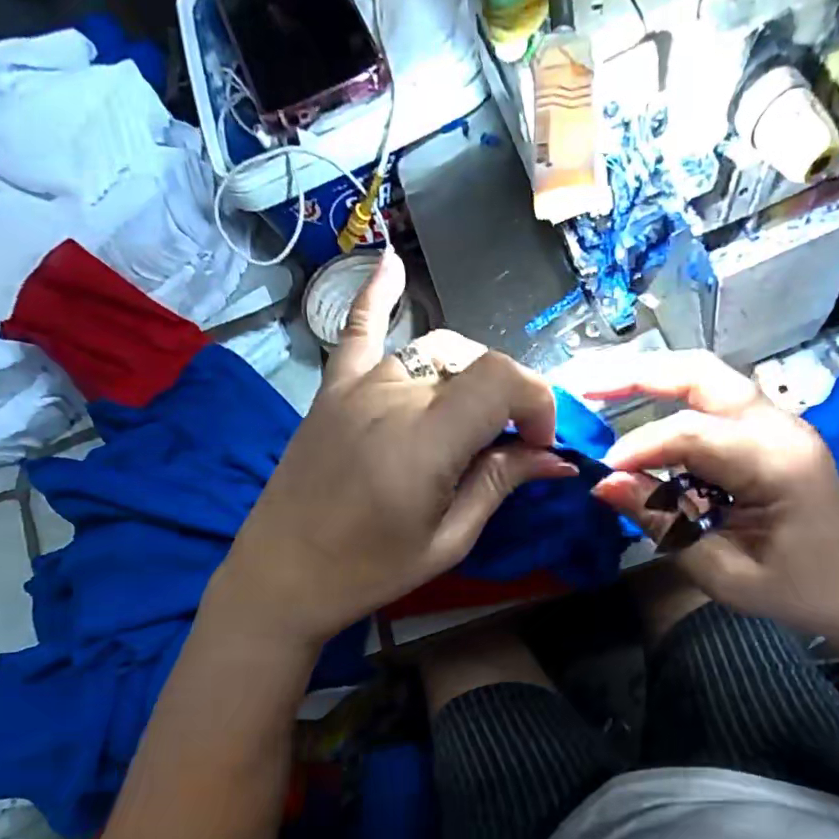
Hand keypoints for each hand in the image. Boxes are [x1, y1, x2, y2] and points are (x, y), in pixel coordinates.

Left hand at [214, 253, 577, 644]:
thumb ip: (500, 484)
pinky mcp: (332, 389)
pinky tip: (392, 263)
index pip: (503, 380)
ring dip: (469, 376)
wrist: (282, 575)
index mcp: (426, 439)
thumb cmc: (370, 570)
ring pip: (435, 351)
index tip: (540, 446)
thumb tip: (556, 458)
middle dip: (509, 400)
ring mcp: (359, 386)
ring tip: (473, 420)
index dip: (538, 404)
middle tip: (510, 448)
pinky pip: (358, 330)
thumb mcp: (448, 539)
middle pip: (476, 364)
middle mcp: (395, 396)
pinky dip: (377, 294)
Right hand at [579, 349, 838, 636]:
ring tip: (601, 389)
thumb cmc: (796, 589)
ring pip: (707, 378)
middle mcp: (780, 426)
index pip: (693, 433)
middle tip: (586, 385)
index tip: (601, 473)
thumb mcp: (723, 571)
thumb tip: (604, 484)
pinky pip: (714, 403)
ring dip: (653, 379)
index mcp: (777, 462)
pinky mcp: (770, 432)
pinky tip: (641, 414)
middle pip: (701, 373)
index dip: (640, 448)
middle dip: (639, 374)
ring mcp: (779, 423)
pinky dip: (672, 402)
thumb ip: (664, 523)